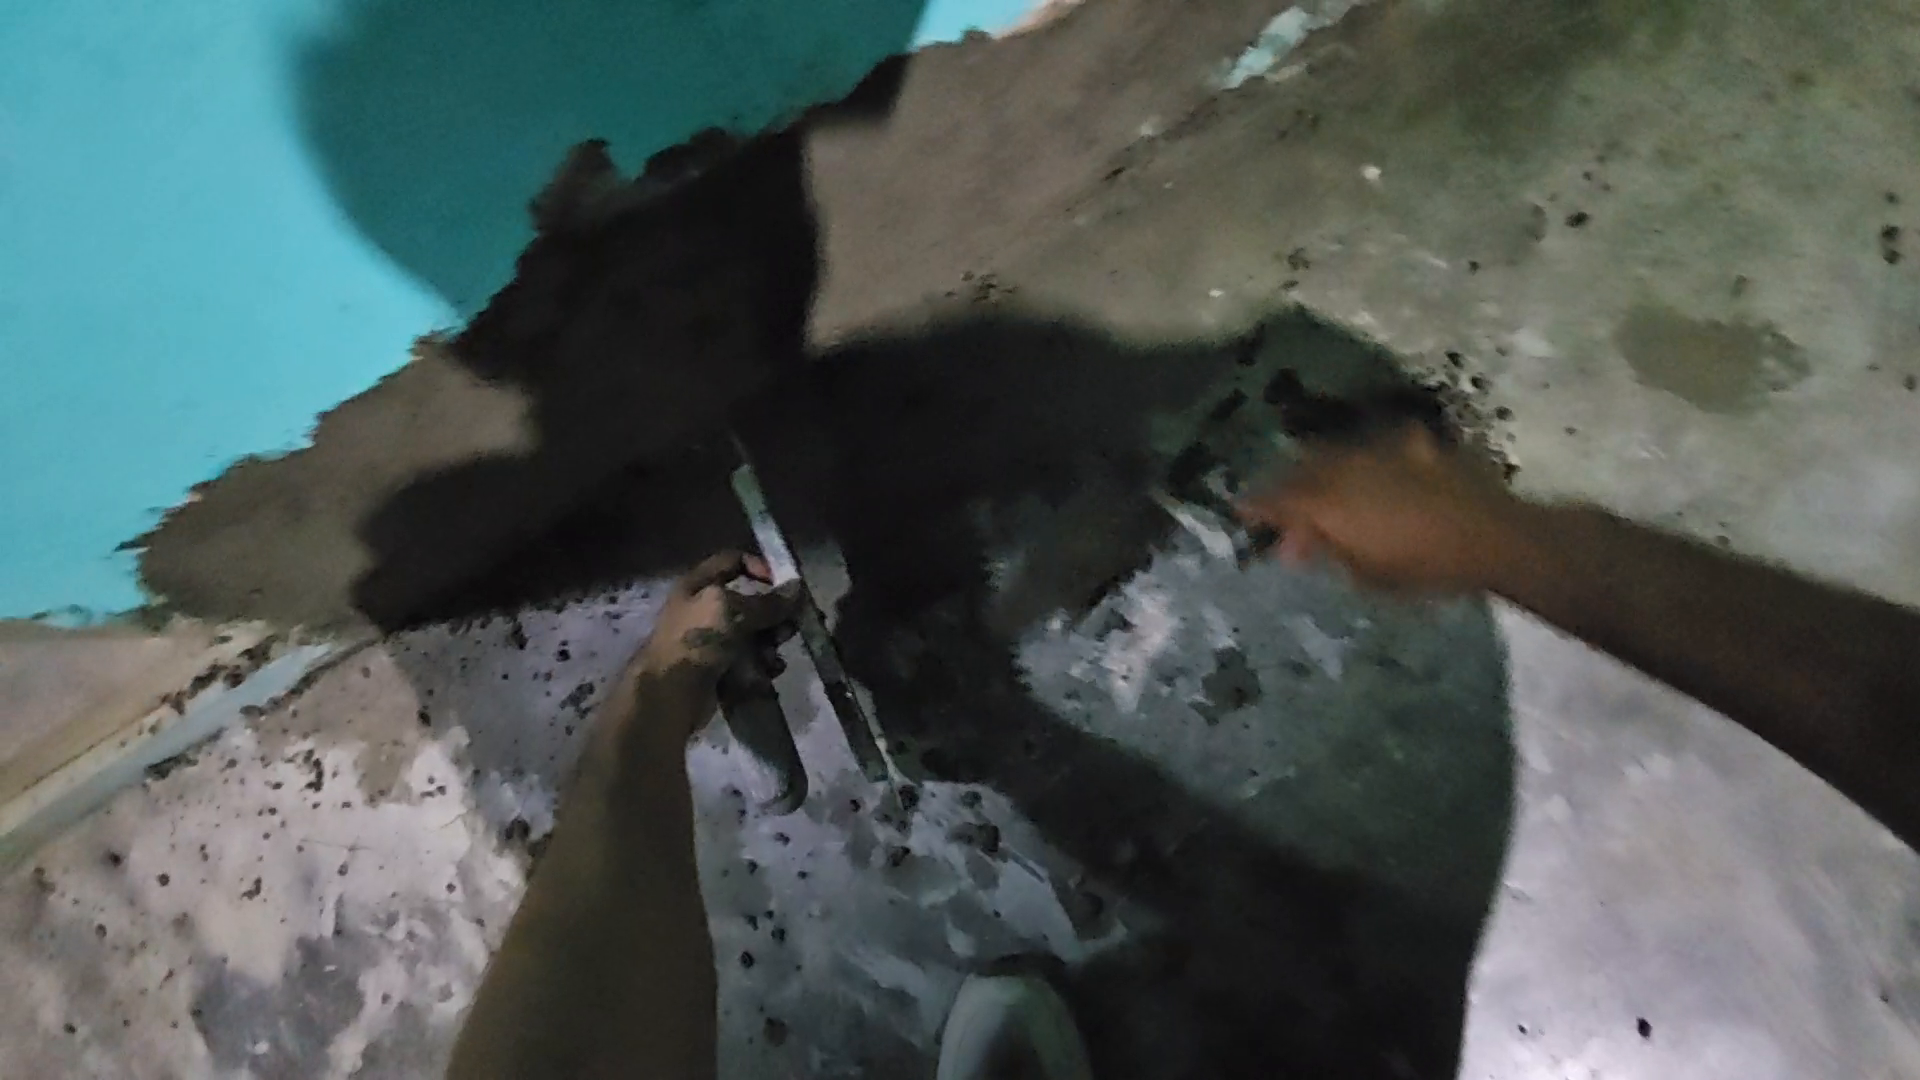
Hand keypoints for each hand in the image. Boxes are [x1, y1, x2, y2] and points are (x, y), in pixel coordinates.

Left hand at [634, 552, 799, 683]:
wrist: (668, 694)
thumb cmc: (697, 640)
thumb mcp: (734, 612)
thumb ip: (769, 602)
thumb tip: (798, 589)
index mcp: (699, 585)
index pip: (734, 562)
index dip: (760, 567)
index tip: (784, 584)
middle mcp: (704, 610)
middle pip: (750, 602)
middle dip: (774, 614)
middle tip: (790, 625)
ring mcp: (712, 641)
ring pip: (755, 634)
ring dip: (771, 642)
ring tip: (774, 656)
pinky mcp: (720, 668)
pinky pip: (750, 660)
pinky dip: (763, 664)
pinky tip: (770, 671)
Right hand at [1236, 424, 1530, 593]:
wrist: (1493, 538)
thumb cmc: (1421, 568)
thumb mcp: (1362, 574)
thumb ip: (1324, 551)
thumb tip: (1291, 546)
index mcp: (1326, 502)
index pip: (1276, 499)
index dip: (1255, 505)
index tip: (1239, 510)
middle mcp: (1345, 469)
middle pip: (1300, 470)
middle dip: (1284, 484)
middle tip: (1278, 499)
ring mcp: (1381, 452)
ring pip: (1334, 452)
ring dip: (1319, 466)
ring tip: (1317, 478)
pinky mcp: (1415, 446)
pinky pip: (1380, 445)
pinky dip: (1369, 457)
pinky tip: (1375, 464)